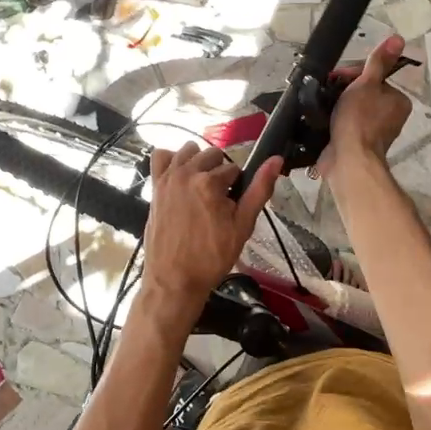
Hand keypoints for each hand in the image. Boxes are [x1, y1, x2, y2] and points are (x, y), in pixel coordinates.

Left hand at [140, 143, 282, 318]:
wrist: (175, 279)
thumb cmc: (211, 257)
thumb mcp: (242, 226)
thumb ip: (259, 189)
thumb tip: (275, 160)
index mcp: (209, 183)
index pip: (233, 169)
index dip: (236, 187)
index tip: (232, 205)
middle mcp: (186, 173)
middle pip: (212, 155)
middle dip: (219, 172)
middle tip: (219, 199)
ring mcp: (167, 178)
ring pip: (188, 150)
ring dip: (198, 162)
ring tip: (201, 187)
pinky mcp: (155, 185)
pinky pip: (160, 155)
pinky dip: (171, 160)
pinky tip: (180, 177)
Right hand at [322, 34, 412, 169]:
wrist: (348, 159)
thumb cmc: (359, 118)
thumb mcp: (366, 83)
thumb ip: (378, 61)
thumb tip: (399, 38)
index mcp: (398, 100)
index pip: (373, 77)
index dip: (351, 74)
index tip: (334, 78)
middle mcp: (390, 116)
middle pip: (362, 92)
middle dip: (343, 90)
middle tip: (325, 91)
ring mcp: (374, 132)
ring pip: (352, 108)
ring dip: (337, 105)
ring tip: (321, 104)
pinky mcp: (358, 144)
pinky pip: (345, 124)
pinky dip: (335, 120)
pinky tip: (322, 118)